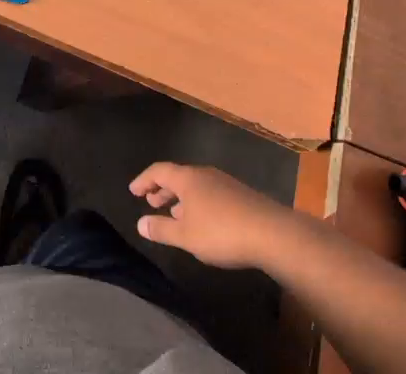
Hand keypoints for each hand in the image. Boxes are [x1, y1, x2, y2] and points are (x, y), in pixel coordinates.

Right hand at [128, 162, 295, 269]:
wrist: (272, 233)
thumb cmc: (222, 232)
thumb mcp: (186, 236)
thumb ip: (161, 229)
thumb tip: (140, 223)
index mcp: (188, 179)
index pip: (159, 171)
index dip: (143, 180)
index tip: (133, 191)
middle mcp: (205, 174)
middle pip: (178, 176)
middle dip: (162, 189)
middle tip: (151, 202)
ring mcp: (225, 183)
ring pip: (195, 185)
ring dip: (180, 197)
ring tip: (174, 213)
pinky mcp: (240, 196)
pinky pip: (210, 193)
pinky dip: (197, 203)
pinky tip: (202, 221)